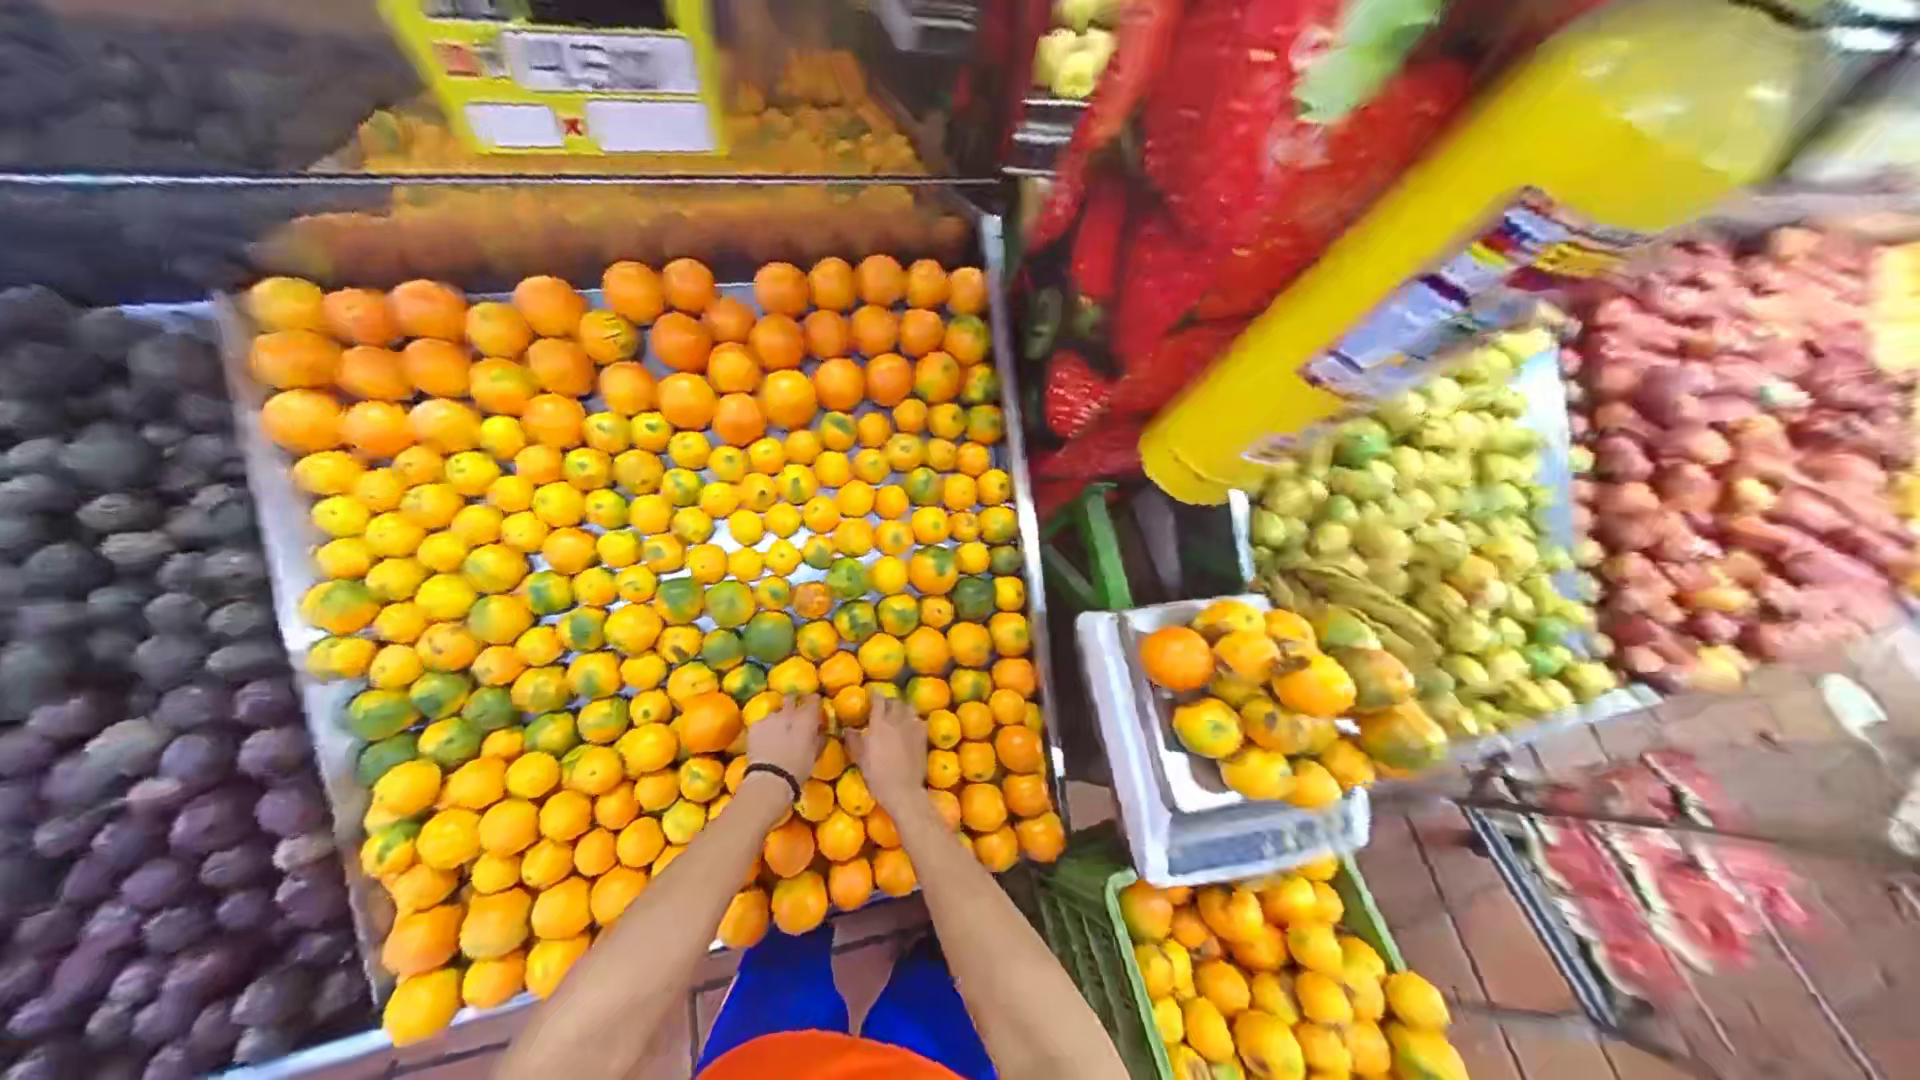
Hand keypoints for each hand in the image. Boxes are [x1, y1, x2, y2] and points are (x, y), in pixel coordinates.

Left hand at [748, 694, 824, 782]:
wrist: (769, 779)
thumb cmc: (798, 768)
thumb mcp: (814, 754)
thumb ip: (818, 737)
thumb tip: (818, 730)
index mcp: (806, 718)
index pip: (813, 699)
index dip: (814, 701)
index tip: (815, 706)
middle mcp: (787, 712)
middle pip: (791, 699)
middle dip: (793, 703)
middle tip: (795, 716)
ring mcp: (769, 718)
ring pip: (776, 713)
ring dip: (778, 719)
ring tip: (777, 733)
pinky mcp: (754, 726)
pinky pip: (763, 723)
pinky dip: (766, 728)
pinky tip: (765, 740)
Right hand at [845, 696, 926, 814]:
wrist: (903, 790)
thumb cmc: (877, 775)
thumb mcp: (860, 759)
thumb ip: (854, 741)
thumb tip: (848, 729)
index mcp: (879, 723)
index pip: (878, 701)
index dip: (875, 694)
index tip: (872, 692)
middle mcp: (897, 720)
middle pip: (896, 701)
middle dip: (890, 700)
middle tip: (885, 706)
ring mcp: (912, 727)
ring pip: (909, 708)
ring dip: (903, 707)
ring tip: (898, 713)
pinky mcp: (923, 736)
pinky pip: (918, 720)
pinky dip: (913, 719)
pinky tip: (910, 726)